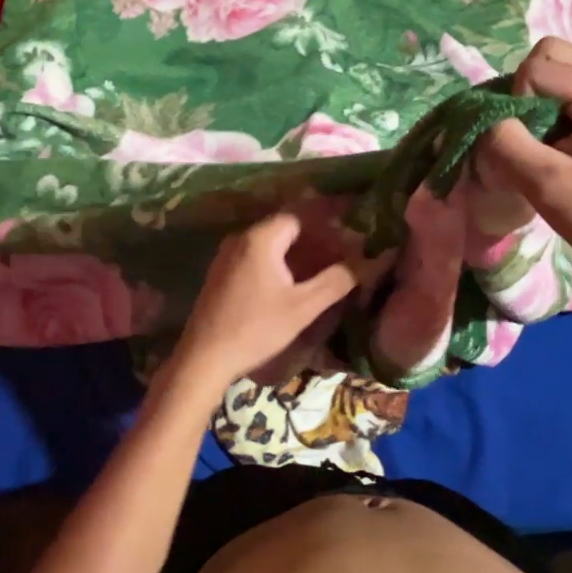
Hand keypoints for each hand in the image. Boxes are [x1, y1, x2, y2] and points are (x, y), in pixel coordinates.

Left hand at [174, 213, 359, 381]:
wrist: (205, 356)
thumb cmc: (256, 328)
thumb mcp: (303, 306)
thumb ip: (336, 281)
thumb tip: (366, 262)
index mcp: (260, 238)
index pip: (300, 215)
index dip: (327, 225)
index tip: (348, 238)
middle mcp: (240, 239)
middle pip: (284, 229)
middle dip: (314, 241)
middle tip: (340, 257)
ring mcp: (226, 256)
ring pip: (269, 245)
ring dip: (297, 255)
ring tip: (322, 273)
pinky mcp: (221, 274)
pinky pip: (255, 259)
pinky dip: (277, 265)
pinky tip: (293, 286)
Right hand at [474, 38, 571, 281]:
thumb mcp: (544, 184)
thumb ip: (506, 143)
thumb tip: (482, 117)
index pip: (537, 67)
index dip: (516, 101)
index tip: (529, 142)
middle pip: (551, 52)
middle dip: (526, 89)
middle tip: (533, 134)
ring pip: (561, 65)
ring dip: (539, 98)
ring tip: (546, 140)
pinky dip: (555, 106)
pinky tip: (561, 141)